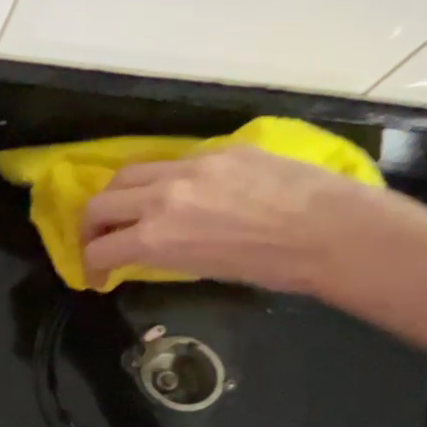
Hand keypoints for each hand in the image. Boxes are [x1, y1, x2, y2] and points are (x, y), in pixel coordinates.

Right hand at [81, 146, 380, 293]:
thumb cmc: (271, 268)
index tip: (100, 275)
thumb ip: (161, 254)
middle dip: (91, 226)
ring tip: (132, 209)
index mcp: (155, 237)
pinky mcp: (221, 150)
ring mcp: (191, 167)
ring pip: (128, 174)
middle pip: (99, 204)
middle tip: (102, 239)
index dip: (91, 265)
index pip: (98, 248)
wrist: (335, 233)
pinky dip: (163, 179)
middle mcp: (161, 197)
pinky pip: (174, 161)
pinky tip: (182, 192)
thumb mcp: (200, 270)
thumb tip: (145, 251)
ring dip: (119, 195)